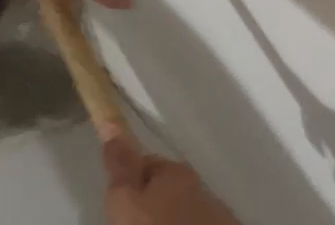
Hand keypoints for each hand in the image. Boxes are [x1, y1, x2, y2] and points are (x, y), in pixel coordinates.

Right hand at [103, 137, 240, 224]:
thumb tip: (111, 120)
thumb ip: (118, 162)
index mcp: (177, 171)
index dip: (131, 182)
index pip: (147, 164)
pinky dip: (191, 224)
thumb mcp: (123, 199)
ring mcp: (223, 217)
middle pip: (170, 188)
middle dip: (156, 201)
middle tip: (140, 220)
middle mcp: (204, 187)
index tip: (125, 204)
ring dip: (177, 217)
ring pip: (189, 210)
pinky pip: (203, 223)